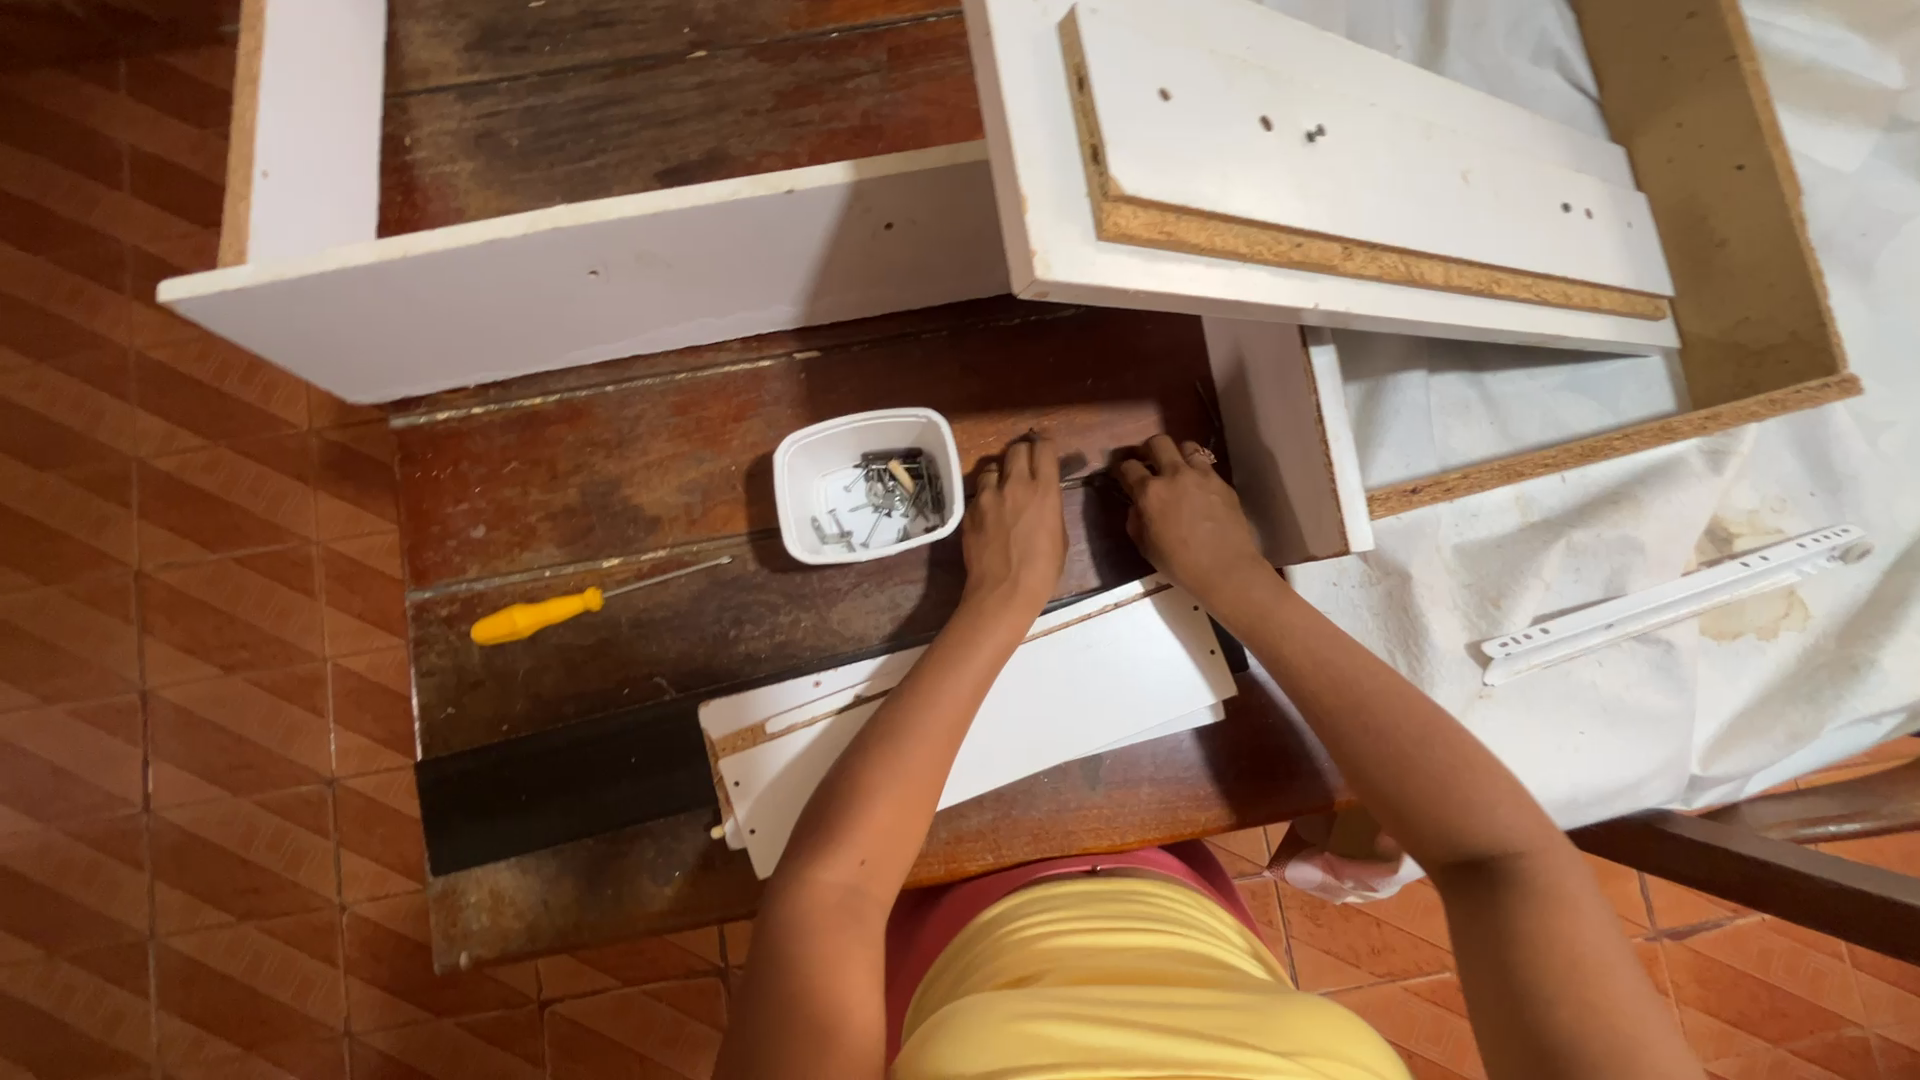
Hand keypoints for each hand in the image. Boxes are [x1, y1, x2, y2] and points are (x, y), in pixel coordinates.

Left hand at [961, 434, 1066, 612]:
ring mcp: (987, 496)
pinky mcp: (969, 510)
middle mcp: (1015, 484)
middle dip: (1022, 452)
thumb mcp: (1059, 535)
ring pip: (991, 467)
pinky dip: (985, 496)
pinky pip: (978, 492)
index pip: (1043, 447)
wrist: (1003, 591)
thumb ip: (1050, 506)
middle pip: (1016, 448)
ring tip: (1003, 488)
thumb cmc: (1042, 570)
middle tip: (1024, 464)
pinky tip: (989, 512)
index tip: (1044, 448)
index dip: (1044, 444)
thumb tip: (1043, 496)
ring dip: (999, 473)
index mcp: (1043, 490)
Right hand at [1116, 434, 1271, 607]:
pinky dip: (1197, 470)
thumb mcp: (1146, 547)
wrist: (1225, 568)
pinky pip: (1206, 466)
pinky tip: (1197, 486)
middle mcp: (1174, 475)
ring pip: (1186, 446)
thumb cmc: (1179, 564)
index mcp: (1150, 492)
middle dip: (1148, 448)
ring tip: (1176, 467)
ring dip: (1177, 453)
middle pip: (1158, 443)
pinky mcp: (1222, 482)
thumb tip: (1137, 508)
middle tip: (1147, 460)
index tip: (1122, 473)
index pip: (1128, 467)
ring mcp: (1202, 475)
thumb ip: (1136, 522)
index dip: (1121, 468)